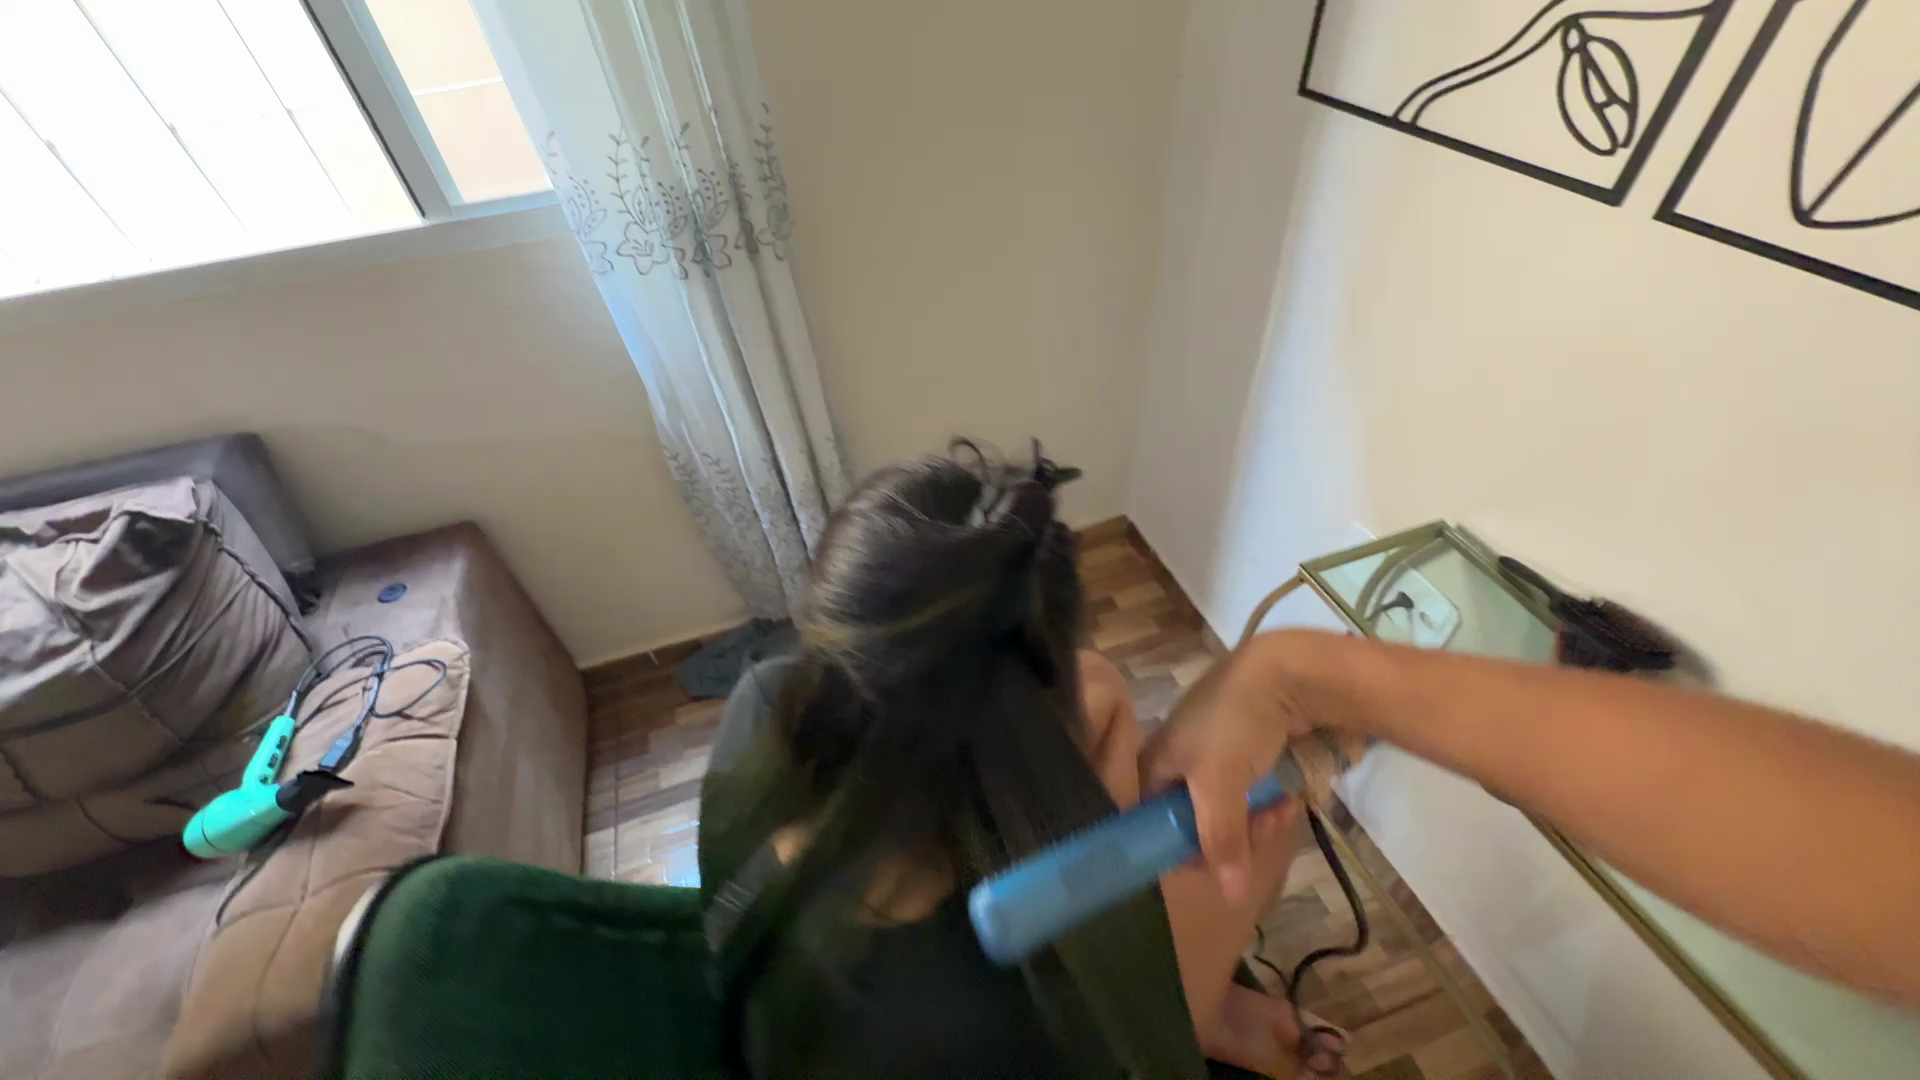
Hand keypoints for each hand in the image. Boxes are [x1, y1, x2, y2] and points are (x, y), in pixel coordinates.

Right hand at [1143, 632, 1325, 900]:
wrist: (1284, 672)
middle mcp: (1180, 754)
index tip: (1210, 865)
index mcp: (1157, 758)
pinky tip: (1289, 798)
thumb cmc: (1234, 724)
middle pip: (1195, 814)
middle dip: (1229, 832)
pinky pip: (1251, 786)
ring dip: (1255, 818)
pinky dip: (1268, 797)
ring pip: (1229, 804)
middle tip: (1257, 835)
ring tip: (1281, 812)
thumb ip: (1220, 840)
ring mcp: (1215, 748)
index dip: (1176, 844)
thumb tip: (1229, 896)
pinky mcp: (1248, 744)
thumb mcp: (1219, 785)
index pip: (1151, 815)